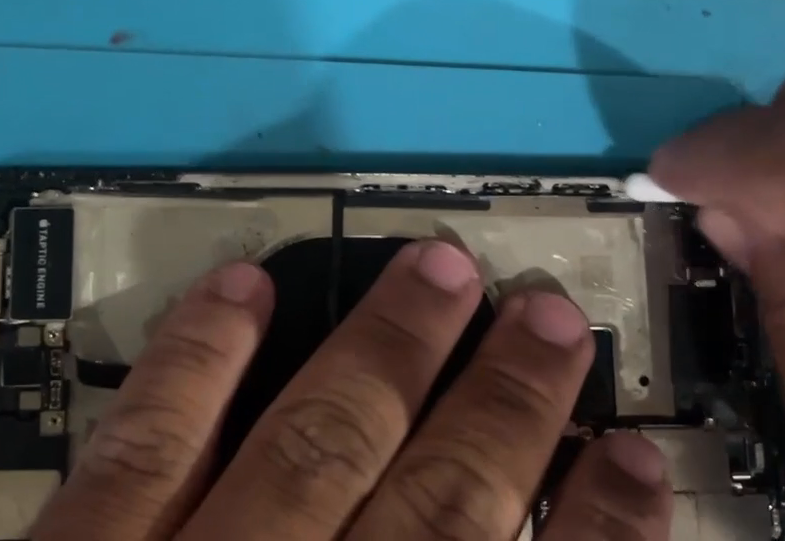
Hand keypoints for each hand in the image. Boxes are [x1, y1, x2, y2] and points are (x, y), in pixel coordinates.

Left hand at [30, 240, 671, 540]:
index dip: (597, 534)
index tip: (636, 457)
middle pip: (431, 506)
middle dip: (502, 406)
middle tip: (552, 315)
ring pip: (313, 442)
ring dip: (387, 352)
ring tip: (444, 270)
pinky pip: (149, 437)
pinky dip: (200, 355)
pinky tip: (244, 283)